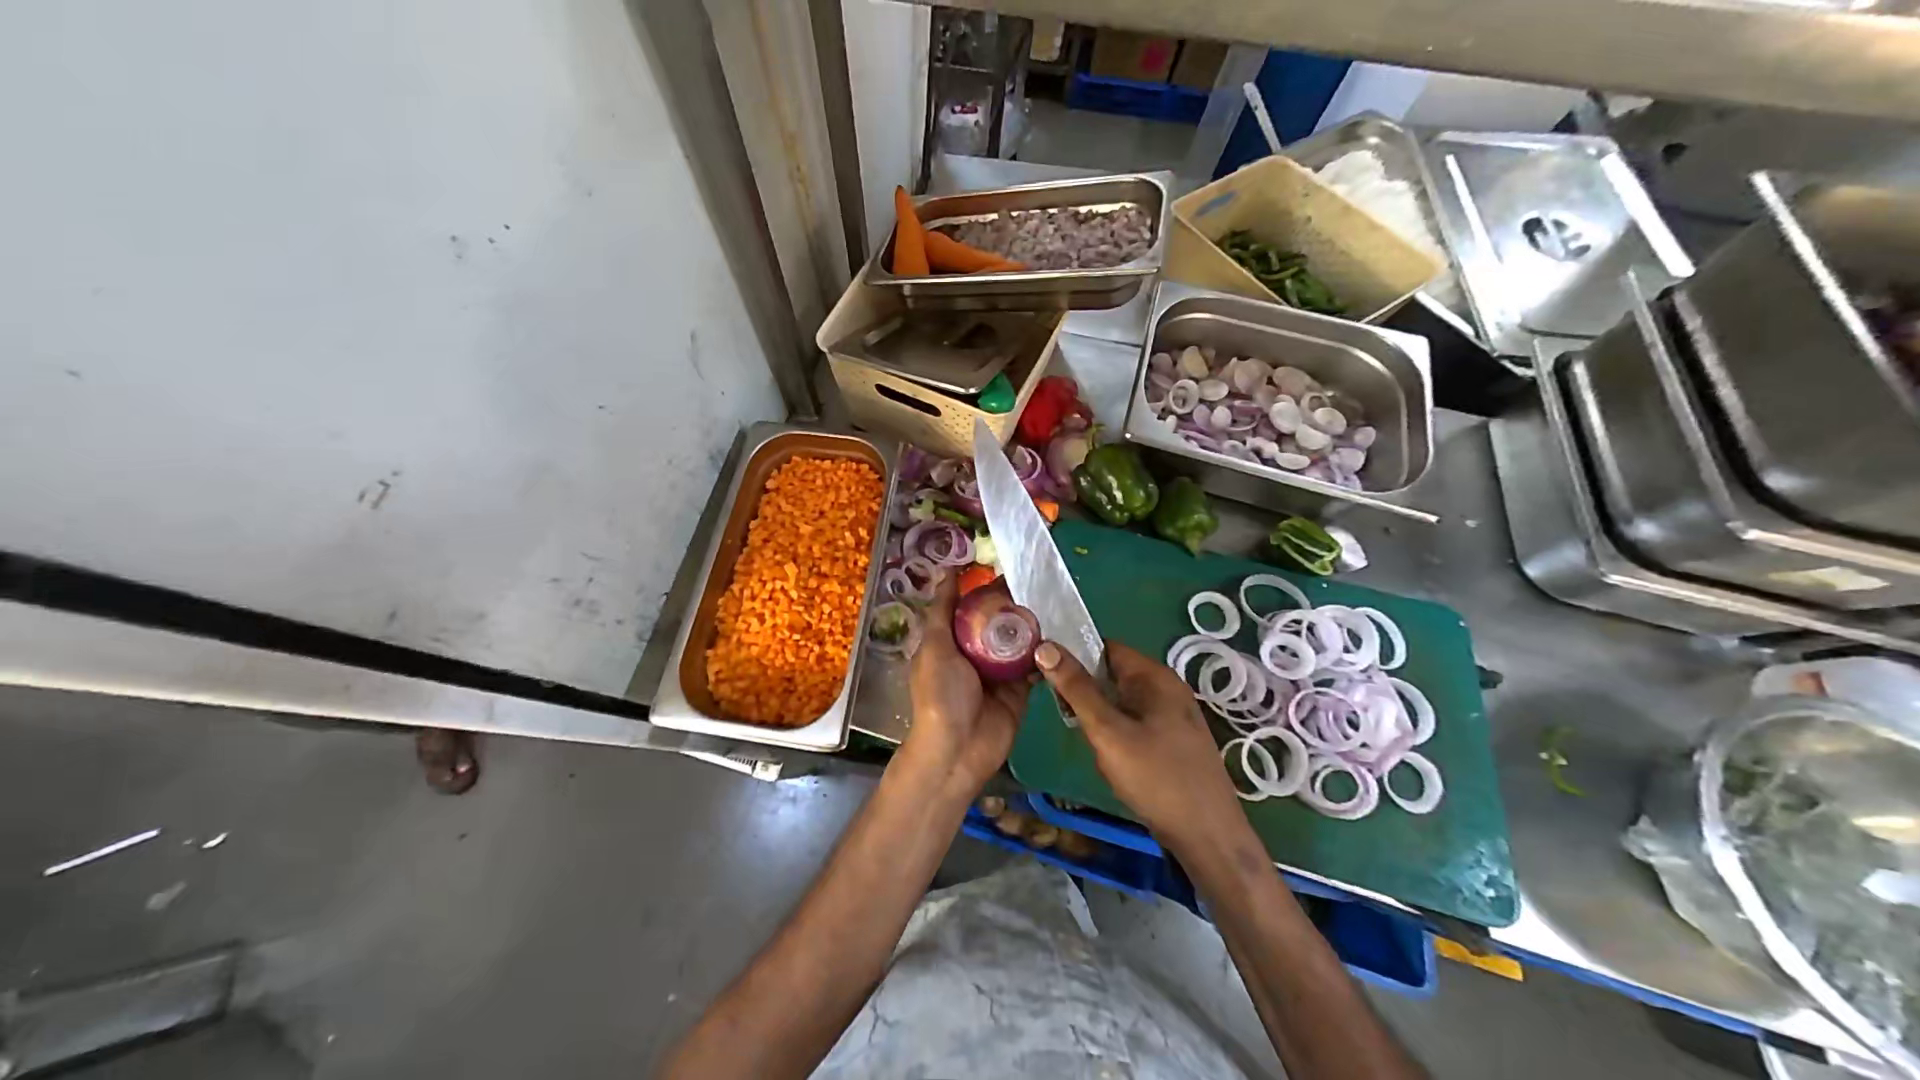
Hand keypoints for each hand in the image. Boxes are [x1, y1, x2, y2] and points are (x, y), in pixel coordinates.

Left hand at [901, 575, 1033, 793]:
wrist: (958, 750)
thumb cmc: (940, 695)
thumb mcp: (934, 647)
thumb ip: (943, 611)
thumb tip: (947, 572)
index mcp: (950, 641)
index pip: (969, 607)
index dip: (985, 588)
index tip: (1006, 567)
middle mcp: (974, 653)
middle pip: (997, 622)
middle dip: (1013, 605)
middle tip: (1038, 582)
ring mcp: (998, 671)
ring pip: (1018, 640)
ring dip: (1032, 625)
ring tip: (1053, 602)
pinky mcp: (1020, 688)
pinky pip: (1034, 664)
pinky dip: (1044, 652)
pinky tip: (1059, 634)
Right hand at [1035, 639, 1245, 855]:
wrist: (1207, 836)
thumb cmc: (1156, 777)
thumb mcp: (1108, 732)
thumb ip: (1076, 689)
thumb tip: (1045, 647)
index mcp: (1155, 676)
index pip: (1106, 647)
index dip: (1073, 653)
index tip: (1042, 669)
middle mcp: (1167, 688)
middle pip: (1113, 673)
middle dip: (1084, 688)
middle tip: (1057, 708)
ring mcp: (1173, 715)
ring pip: (1122, 701)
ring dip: (1098, 714)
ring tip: (1082, 735)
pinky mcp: (1173, 740)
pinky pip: (1134, 722)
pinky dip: (1115, 731)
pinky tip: (1106, 755)